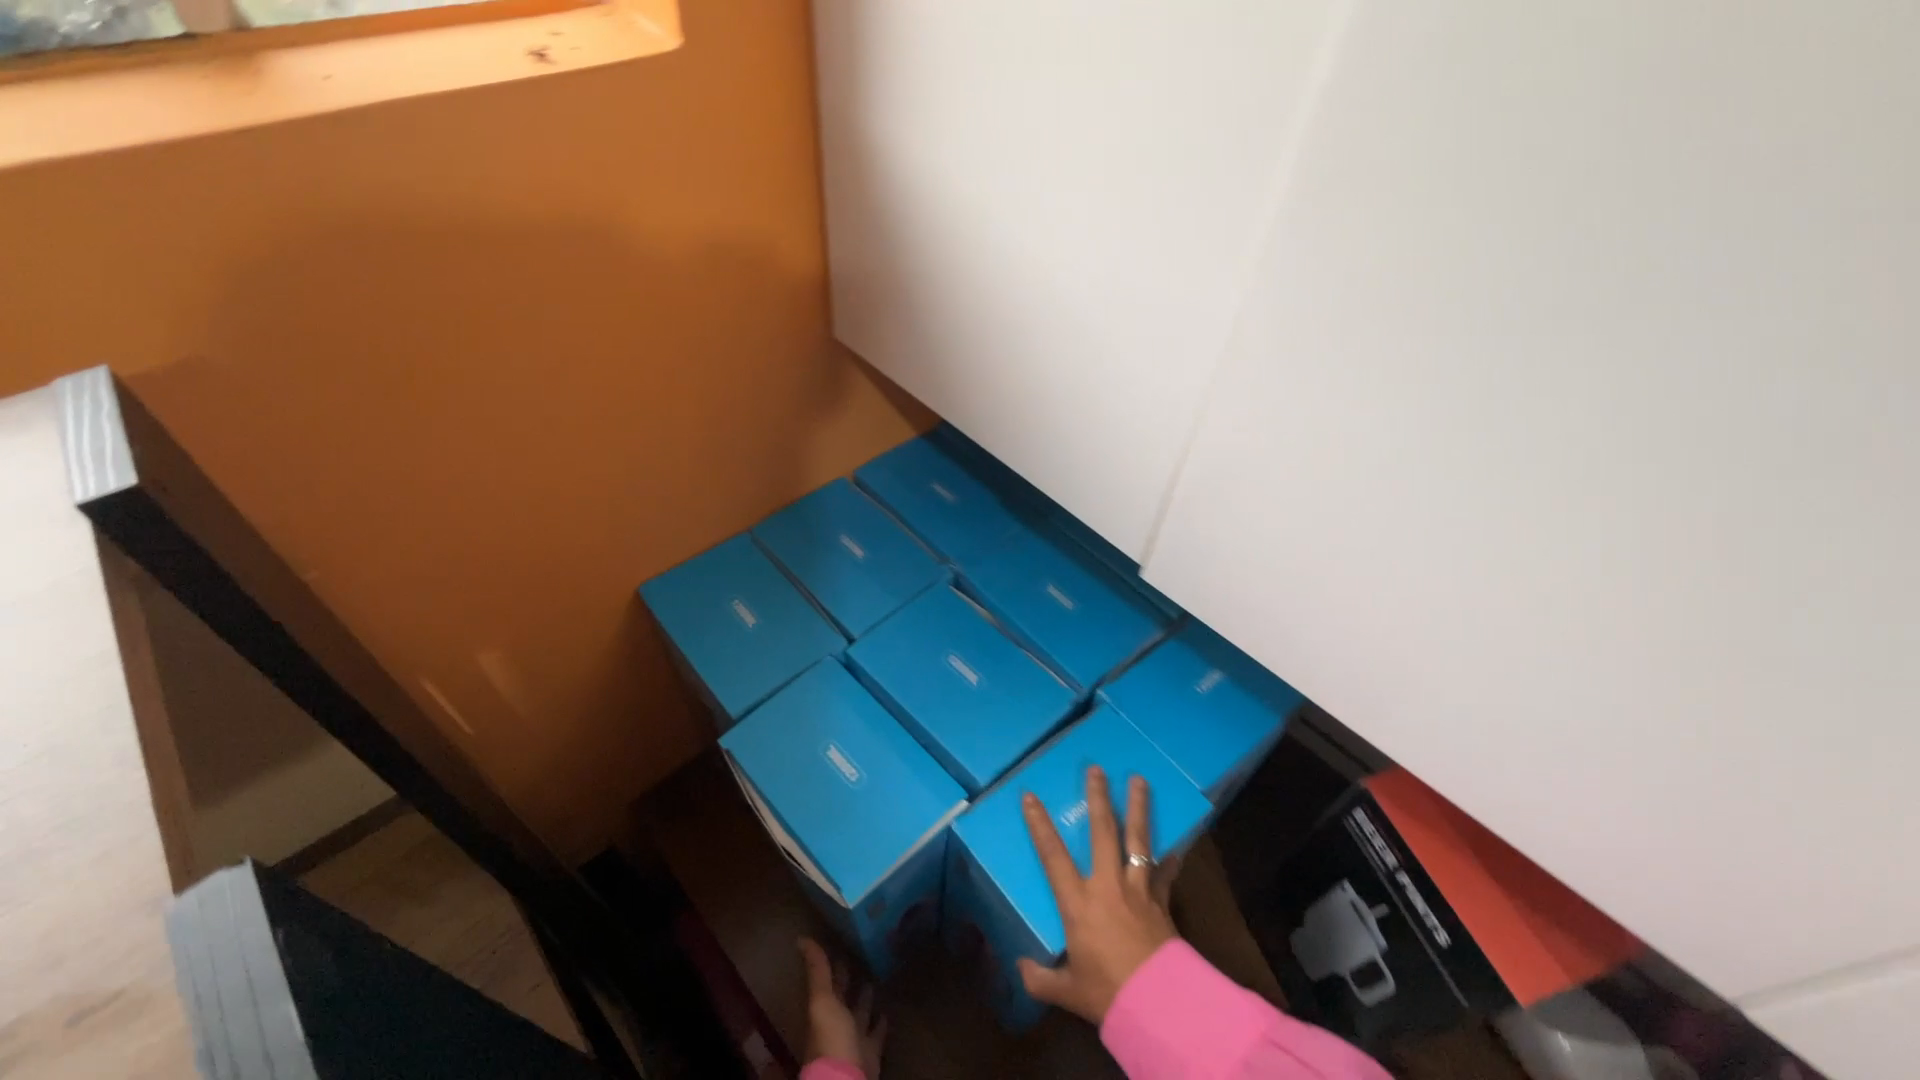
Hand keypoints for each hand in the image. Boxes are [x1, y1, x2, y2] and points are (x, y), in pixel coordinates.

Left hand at [798, 937, 885, 1076]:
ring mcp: (854, 1036)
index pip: (828, 982)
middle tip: (862, 955)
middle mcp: (837, 1021)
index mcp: (823, 1008)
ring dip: (865, 998)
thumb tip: (801, 938)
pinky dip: (880, 1022)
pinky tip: (887, 1010)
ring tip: (875, 977)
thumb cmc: (832, 1036)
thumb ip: (817, 971)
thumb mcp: (821, 1000)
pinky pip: (876, 1033)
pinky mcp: (871, 1049)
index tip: (842, 943)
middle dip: (849, 979)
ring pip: (860, 1012)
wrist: (846, 1078)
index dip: (832, 965)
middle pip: (843, 996)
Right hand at [1017, 766, 1182, 1024]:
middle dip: (1098, 799)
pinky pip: (1166, 872)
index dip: (1040, 825)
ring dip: (1139, 808)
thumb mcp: (1066, 991)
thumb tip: (1022, 967)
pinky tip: (1178, 843)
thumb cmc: (1108, 993)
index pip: (1053, 856)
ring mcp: (1138, 890)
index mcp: (1078, 903)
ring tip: (1140, 780)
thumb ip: (1040, 977)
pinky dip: (1172, 857)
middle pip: (1103, 832)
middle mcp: (1108, 886)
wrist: (1160, 1003)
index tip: (1031, 797)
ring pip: (1138, 840)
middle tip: (1097, 770)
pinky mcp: (1162, 902)